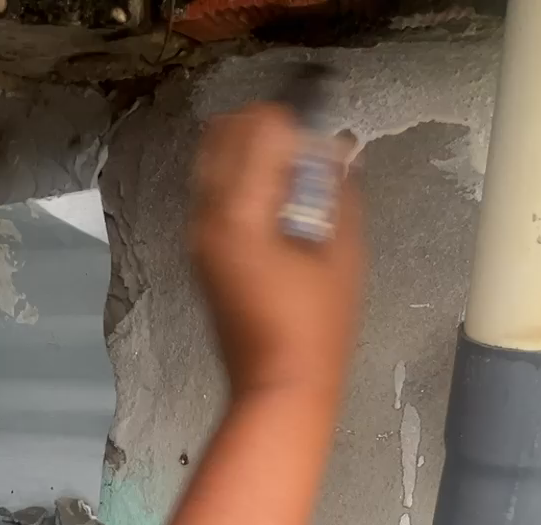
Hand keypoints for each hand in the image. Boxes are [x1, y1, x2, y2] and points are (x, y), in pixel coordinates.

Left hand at [190, 103, 365, 404]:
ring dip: (250, 154)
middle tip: (304, 158)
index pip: (259, 125)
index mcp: (240, 214)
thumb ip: (336, 187)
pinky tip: (274, 210)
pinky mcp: (200, 255)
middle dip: (267, 129)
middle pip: (224, 131)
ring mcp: (197, 238)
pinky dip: (238, 183)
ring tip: (291, 186)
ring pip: (211, 159)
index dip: (298, 123)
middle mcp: (207, 219)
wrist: (277, 384)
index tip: (321, 146)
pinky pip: (211, 194)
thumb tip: (334, 149)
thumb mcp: (342, 251)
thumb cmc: (315, 329)